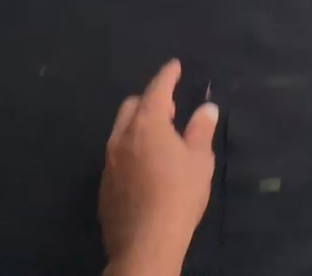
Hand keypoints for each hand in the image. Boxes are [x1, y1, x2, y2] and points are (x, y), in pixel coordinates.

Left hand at [100, 60, 218, 275]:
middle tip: (170, 109)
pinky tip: (146, 167)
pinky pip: (117, 155)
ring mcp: (110, 162)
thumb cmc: (178, 196)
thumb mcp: (200, 160)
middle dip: (150, 100)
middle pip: (133, 105)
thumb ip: (201, 130)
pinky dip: (131, 149)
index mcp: (147, 123)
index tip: (174, 66)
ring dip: (138, 125)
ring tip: (159, 138)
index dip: (168, 75)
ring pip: (121, 130)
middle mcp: (122, 136)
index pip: (157, 88)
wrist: (144, 246)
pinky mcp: (104, 186)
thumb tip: (206, 108)